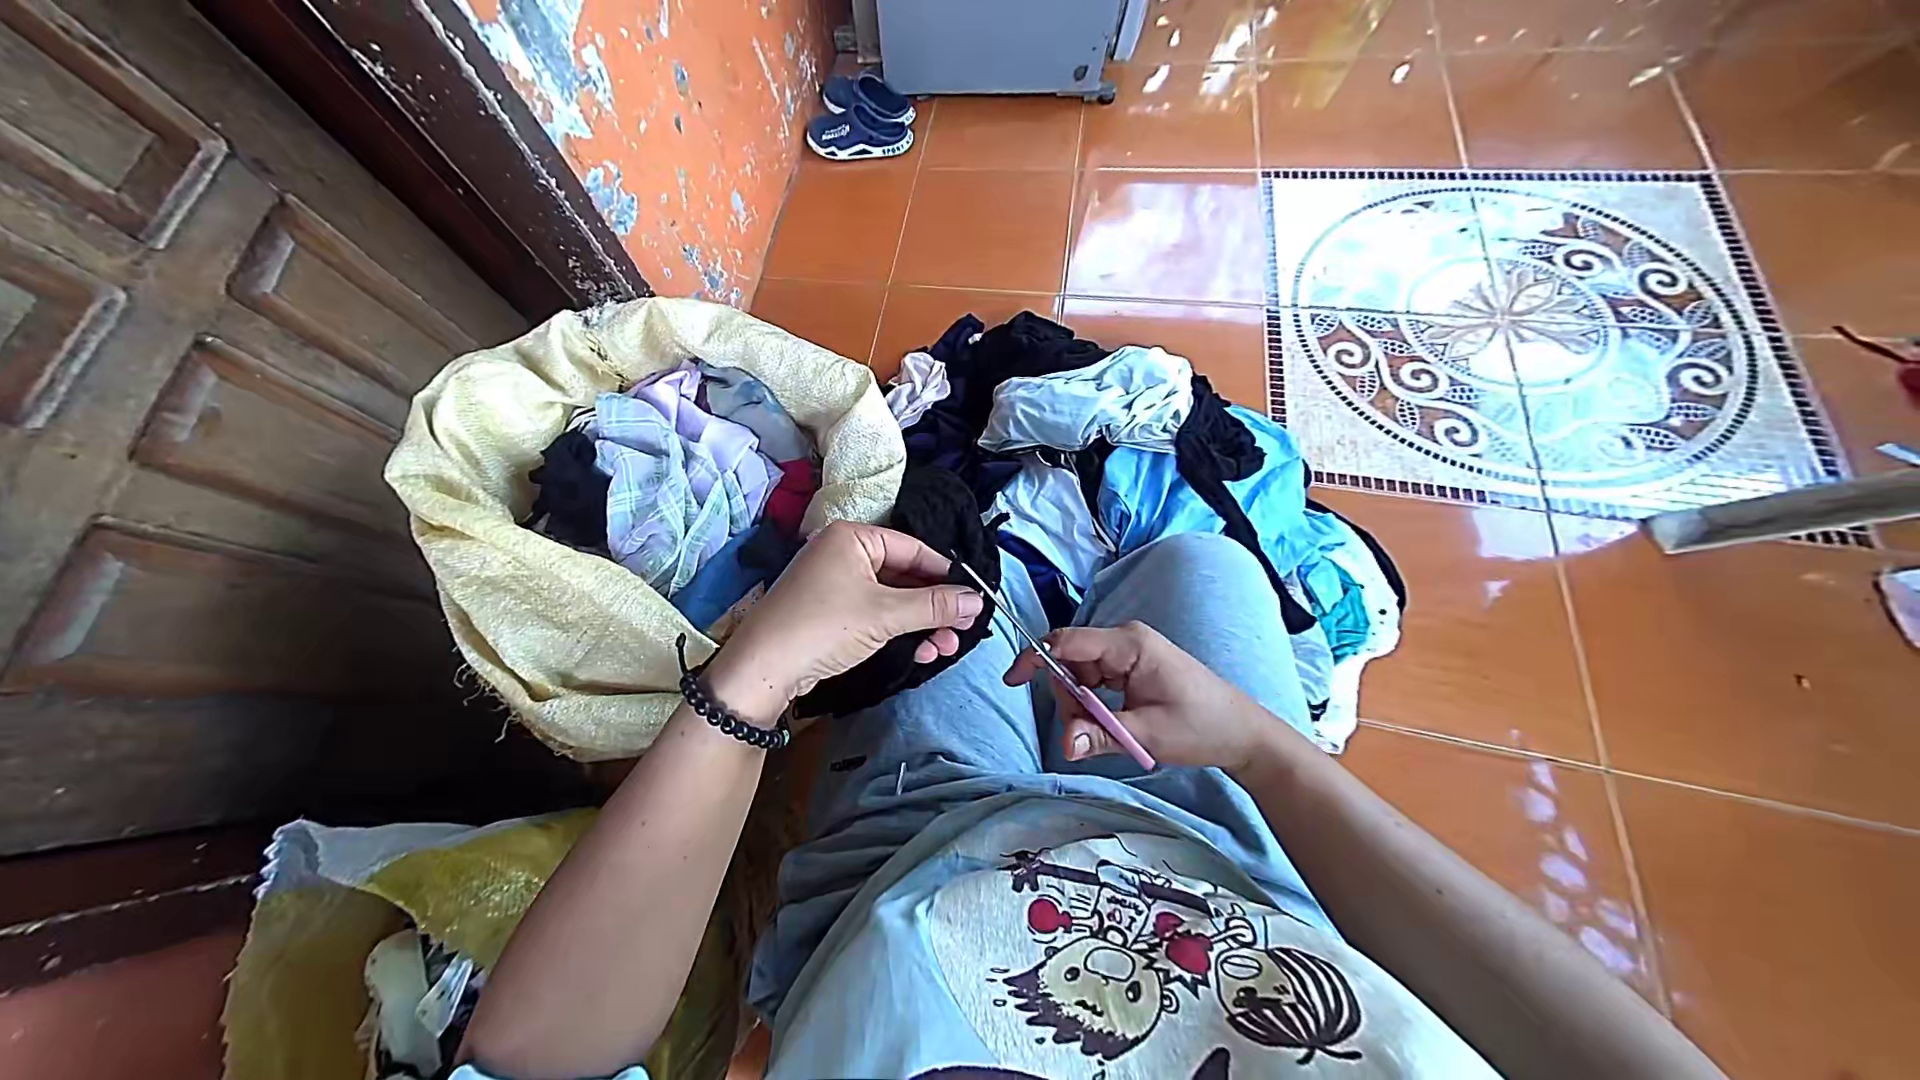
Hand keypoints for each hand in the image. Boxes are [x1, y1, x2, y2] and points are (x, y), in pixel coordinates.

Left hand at [705, 521, 983, 720]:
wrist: (762, 670)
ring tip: (944, 649)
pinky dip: (898, 631)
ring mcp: (835, 583)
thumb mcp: (885, 614)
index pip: (914, 548)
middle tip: (962, 630)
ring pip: (893, 599)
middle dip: (935, 607)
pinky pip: (876, 613)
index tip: (974, 598)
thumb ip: (935, 605)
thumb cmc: (823, 627)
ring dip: (921, 624)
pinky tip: (919, 652)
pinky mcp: (831, 611)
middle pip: (905, 575)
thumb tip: (977, 600)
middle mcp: (843, 553)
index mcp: (853, 537)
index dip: (946, 574)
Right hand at [1003, 621, 1279, 772]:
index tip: (1012, 680)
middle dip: (1067, 696)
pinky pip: (1094, 678)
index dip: (1035, 658)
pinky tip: (1109, 721)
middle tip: (1085, 732)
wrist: (1241, 732)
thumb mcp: (1148, 734)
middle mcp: (1126, 640)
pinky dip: (1092, 702)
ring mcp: (1128, 651)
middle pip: (1070, 659)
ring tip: (1107, 731)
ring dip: (1080, 703)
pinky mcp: (1131, 665)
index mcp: (1129, 644)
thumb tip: (1065, 743)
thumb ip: (1101, 734)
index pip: (1067, 642)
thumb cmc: (1202, 726)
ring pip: (1079, 671)